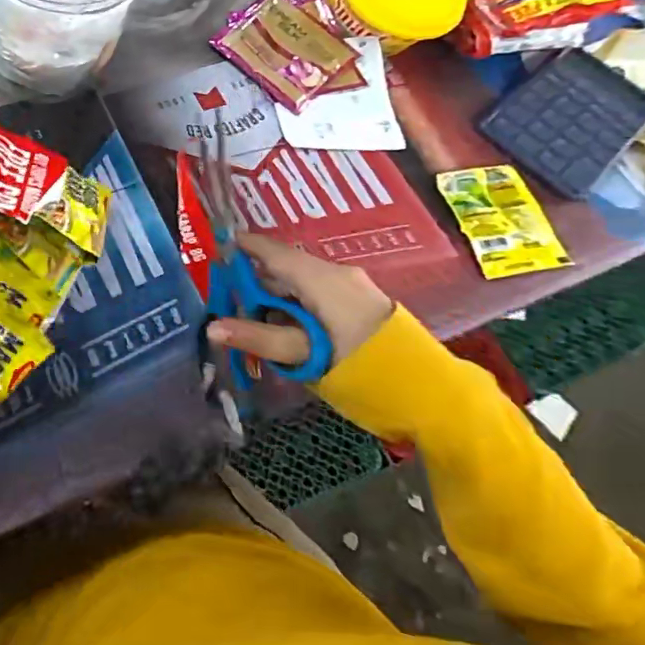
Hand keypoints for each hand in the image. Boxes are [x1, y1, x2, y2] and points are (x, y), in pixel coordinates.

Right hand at [206, 233, 393, 371]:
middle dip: (255, 287)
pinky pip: (318, 296)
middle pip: (283, 270)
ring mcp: (354, 288)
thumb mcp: (305, 356)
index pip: (271, 250)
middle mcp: (337, 274)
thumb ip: (258, 338)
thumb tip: (212, 327)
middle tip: (230, 312)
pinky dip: (297, 308)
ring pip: (301, 285)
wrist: (432, 396)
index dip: (240, 249)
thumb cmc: (362, 369)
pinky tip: (289, 334)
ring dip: (276, 302)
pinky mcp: (363, 305)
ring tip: (258, 331)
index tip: (214, 256)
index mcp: (322, 278)